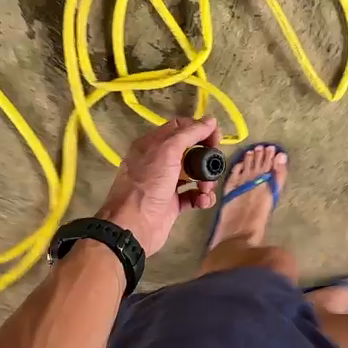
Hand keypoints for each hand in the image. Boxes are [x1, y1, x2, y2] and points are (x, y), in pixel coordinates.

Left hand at [95, 117, 219, 255]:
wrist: (133, 226)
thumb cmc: (148, 185)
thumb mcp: (167, 152)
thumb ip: (189, 134)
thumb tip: (210, 120)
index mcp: (152, 144)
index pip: (180, 127)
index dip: (199, 129)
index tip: (214, 138)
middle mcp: (159, 161)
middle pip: (191, 151)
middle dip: (206, 158)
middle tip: (213, 166)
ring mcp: (166, 183)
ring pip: (195, 174)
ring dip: (206, 180)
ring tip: (206, 189)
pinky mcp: (173, 203)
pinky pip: (193, 195)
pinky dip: (202, 197)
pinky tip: (203, 201)